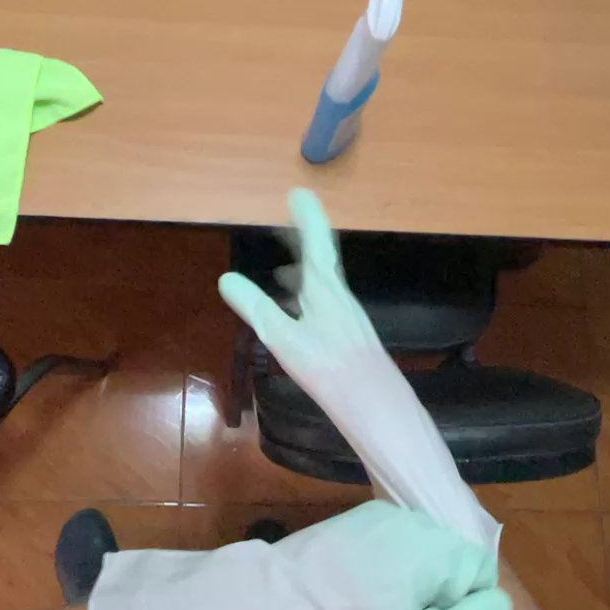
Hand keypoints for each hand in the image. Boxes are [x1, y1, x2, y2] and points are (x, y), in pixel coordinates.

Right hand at [218, 189, 500, 551]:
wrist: (382, 415)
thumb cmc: (335, 375)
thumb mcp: (287, 342)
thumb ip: (258, 310)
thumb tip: (227, 278)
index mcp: (328, 294)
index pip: (317, 246)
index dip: (308, 219)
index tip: (299, 193)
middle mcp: (342, 303)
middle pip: (320, 264)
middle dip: (302, 242)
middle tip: (284, 225)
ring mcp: (349, 324)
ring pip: (322, 288)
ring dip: (302, 274)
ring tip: (281, 272)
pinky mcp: (351, 344)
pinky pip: (325, 308)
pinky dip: (307, 300)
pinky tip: (300, 318)